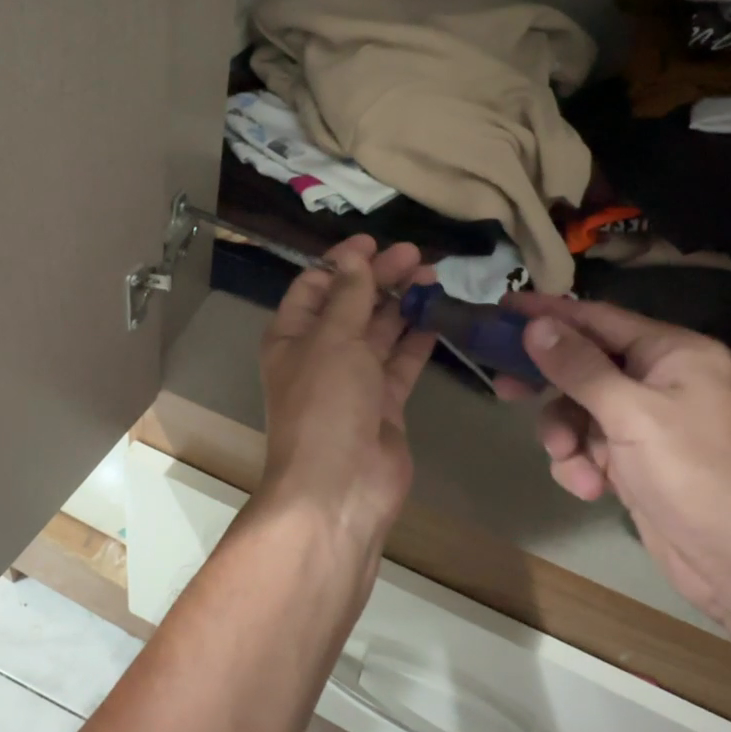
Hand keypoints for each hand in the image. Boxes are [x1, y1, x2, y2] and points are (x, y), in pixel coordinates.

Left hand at [256, 236, 437, 557]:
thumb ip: (349, 296)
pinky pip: (400, 362)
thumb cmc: (325, 405)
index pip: (315, 286)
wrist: (339, 489)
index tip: (375, 242)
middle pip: (350, 305)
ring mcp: (352, 381)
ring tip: (434, 277)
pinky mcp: (383, 404)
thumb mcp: (333, 340)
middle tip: (416, 256)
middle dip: (379, 279)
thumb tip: (353, 256)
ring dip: (402, 305)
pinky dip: (417, 339)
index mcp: (291, 336)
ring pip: (378, 332)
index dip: (343, 262)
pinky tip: (438, 315)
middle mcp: (318, 354)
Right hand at [496, 294, 730, 627]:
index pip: (598, 319)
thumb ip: (580, 368)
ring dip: (565, 436)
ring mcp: (652, 425)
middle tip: (503, 388)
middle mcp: (663, 381)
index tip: (499, 309)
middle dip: (548, 384)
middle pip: (585, 366)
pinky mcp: (641, 463)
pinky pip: (591, 447)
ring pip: (580, 411)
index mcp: (675, 354)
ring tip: (570, 462)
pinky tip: (591, 488)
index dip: (547, 313)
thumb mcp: (633, 415)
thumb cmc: (699, 477)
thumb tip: (536, 324)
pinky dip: (581, 464)